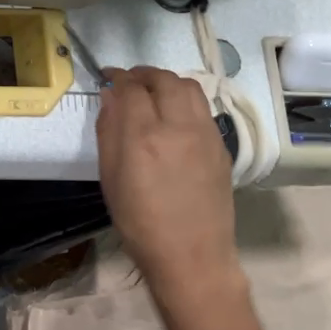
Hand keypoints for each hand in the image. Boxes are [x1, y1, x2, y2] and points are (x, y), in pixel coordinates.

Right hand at [96, 66, 242, 300]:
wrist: (191, 256)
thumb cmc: (138, 220)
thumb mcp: (110, 176)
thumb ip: (109, 130)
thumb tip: (110, 96)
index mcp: (144, 136)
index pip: (131, 87)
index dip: (118, 76)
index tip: (108, 76)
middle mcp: (179, 127)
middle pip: (164, 80)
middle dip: (144, 74)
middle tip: (130, 80)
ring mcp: (206, 135)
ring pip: (190, 88)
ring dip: (169, 82)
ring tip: (153, 92)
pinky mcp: (222, 147)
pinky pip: (203, 109)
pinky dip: (185, 100)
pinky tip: (174, 116)